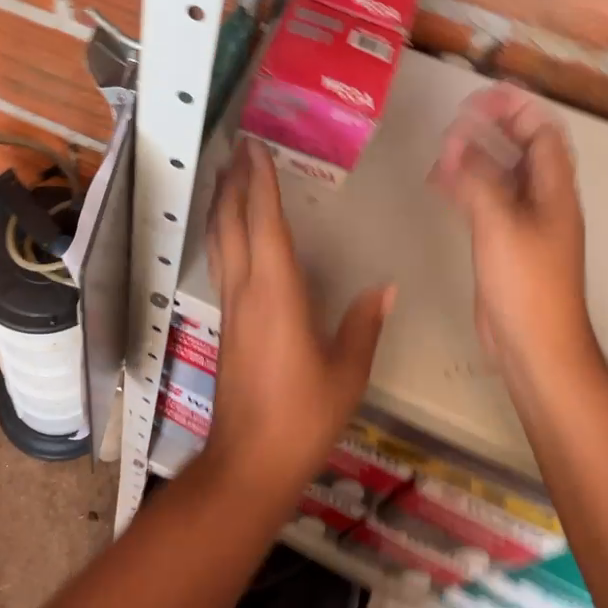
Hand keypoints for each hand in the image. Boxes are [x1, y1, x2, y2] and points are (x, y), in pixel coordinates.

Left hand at [202, 139, 394, 493]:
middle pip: (231, 222)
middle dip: (232, 181)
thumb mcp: (346, 373)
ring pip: (220, 240)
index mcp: (276, 292)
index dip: (260, 181)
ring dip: (221, 203)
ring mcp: (231, 306)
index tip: (256, 146)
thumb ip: (363, 325)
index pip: (265, 222)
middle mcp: (246, 289)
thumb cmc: (302, 416)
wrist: (248, 461)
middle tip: (237, 147)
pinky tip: (232, 233)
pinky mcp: (226, 322)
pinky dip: (224, 232)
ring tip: (226, 175)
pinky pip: (222, 261)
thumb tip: (386, 287)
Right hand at [427, 85, 595, 381]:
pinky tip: (439, 182)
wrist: (535, 346)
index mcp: (553, 190)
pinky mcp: (503, 242)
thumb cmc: (526, 284)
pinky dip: (464, 184)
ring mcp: (523, 222)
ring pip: (501, 173)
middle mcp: (542, 200)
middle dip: (493, 126)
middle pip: (522, 148)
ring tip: (443, 147)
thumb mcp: (500, 224)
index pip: (542, 133)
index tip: (482, 96)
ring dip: (476, 154)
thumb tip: (460, 143)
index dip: (517, 108)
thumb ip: (479, 179)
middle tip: (457, 117)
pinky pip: (484, 199)